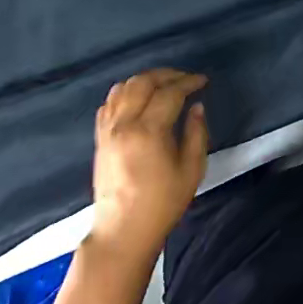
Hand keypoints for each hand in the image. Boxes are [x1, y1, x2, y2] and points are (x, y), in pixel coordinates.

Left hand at [89, 69, 209, 259]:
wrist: (123, 229)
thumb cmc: (162, 203)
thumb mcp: (191, 171)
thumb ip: (196, 134)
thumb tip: (196, 107)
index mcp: (148, 131)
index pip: (169, 93)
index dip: (188, 82)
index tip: (203, 81)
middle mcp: (124, 123)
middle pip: (142, 82)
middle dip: (166, 75)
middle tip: (185, 78)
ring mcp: (107, 129)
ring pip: (122, 88)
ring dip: (144, 80)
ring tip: (163, 85)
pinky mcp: (99, 137)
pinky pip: (109, 103)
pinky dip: (125, 93)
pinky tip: (137, 99)